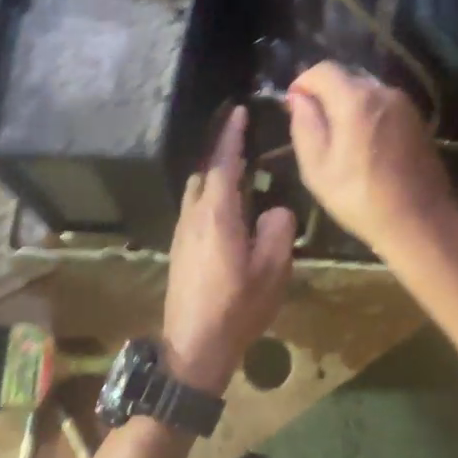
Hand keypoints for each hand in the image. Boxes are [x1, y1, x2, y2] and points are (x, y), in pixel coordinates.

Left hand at [162, 105, 295, 394]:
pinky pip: (194, 209)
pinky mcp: (180, 251)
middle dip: (223, 153)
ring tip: (241, 174)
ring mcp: (182, 234)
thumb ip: (278, 230)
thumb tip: (275, 211)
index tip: (238, 111)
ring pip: (197, 192)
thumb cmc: (236, 306)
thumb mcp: (272, 269)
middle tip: (245, 142)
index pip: (224, 163)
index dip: (231, 136)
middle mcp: (194, 216)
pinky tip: (229, 211)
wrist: (194, 346)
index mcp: (217, 214)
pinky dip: (211, 197)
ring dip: (216, 177)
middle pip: (205, 173)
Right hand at [286, 62, 457, 257]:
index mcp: (355, 99)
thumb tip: (298, 98)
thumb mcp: (317, 168)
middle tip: (315, 126)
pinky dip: (369, 116)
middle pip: (347, 78)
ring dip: (349, 106)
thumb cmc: (361, 197)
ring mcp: (405, 105)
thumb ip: (304, 125)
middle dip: (326, 94)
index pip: (323, 69)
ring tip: (340, 140)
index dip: (303, 82)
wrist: (421, 221)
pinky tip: (366, 146)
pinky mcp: (419, 120)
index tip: (293, 105)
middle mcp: (383, 92)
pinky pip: (385, 106)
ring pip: (367, 92)